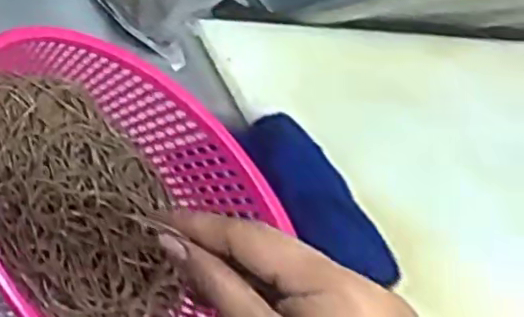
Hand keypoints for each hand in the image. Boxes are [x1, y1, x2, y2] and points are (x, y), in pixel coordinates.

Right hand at [161, 210, 415, 316]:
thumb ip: (216, 283)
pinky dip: (269, 286)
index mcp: (335, 282)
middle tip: (168, 248)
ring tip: (198, 273)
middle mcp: (361, 284)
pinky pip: (309, 288)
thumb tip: (170, 241)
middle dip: (214, 243)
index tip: (149, 222)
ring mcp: (377, 305)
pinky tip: (239, 293)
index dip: (192, 222)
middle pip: (268, 244)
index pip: (245, 231)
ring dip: (239, 264)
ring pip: (286, 265)